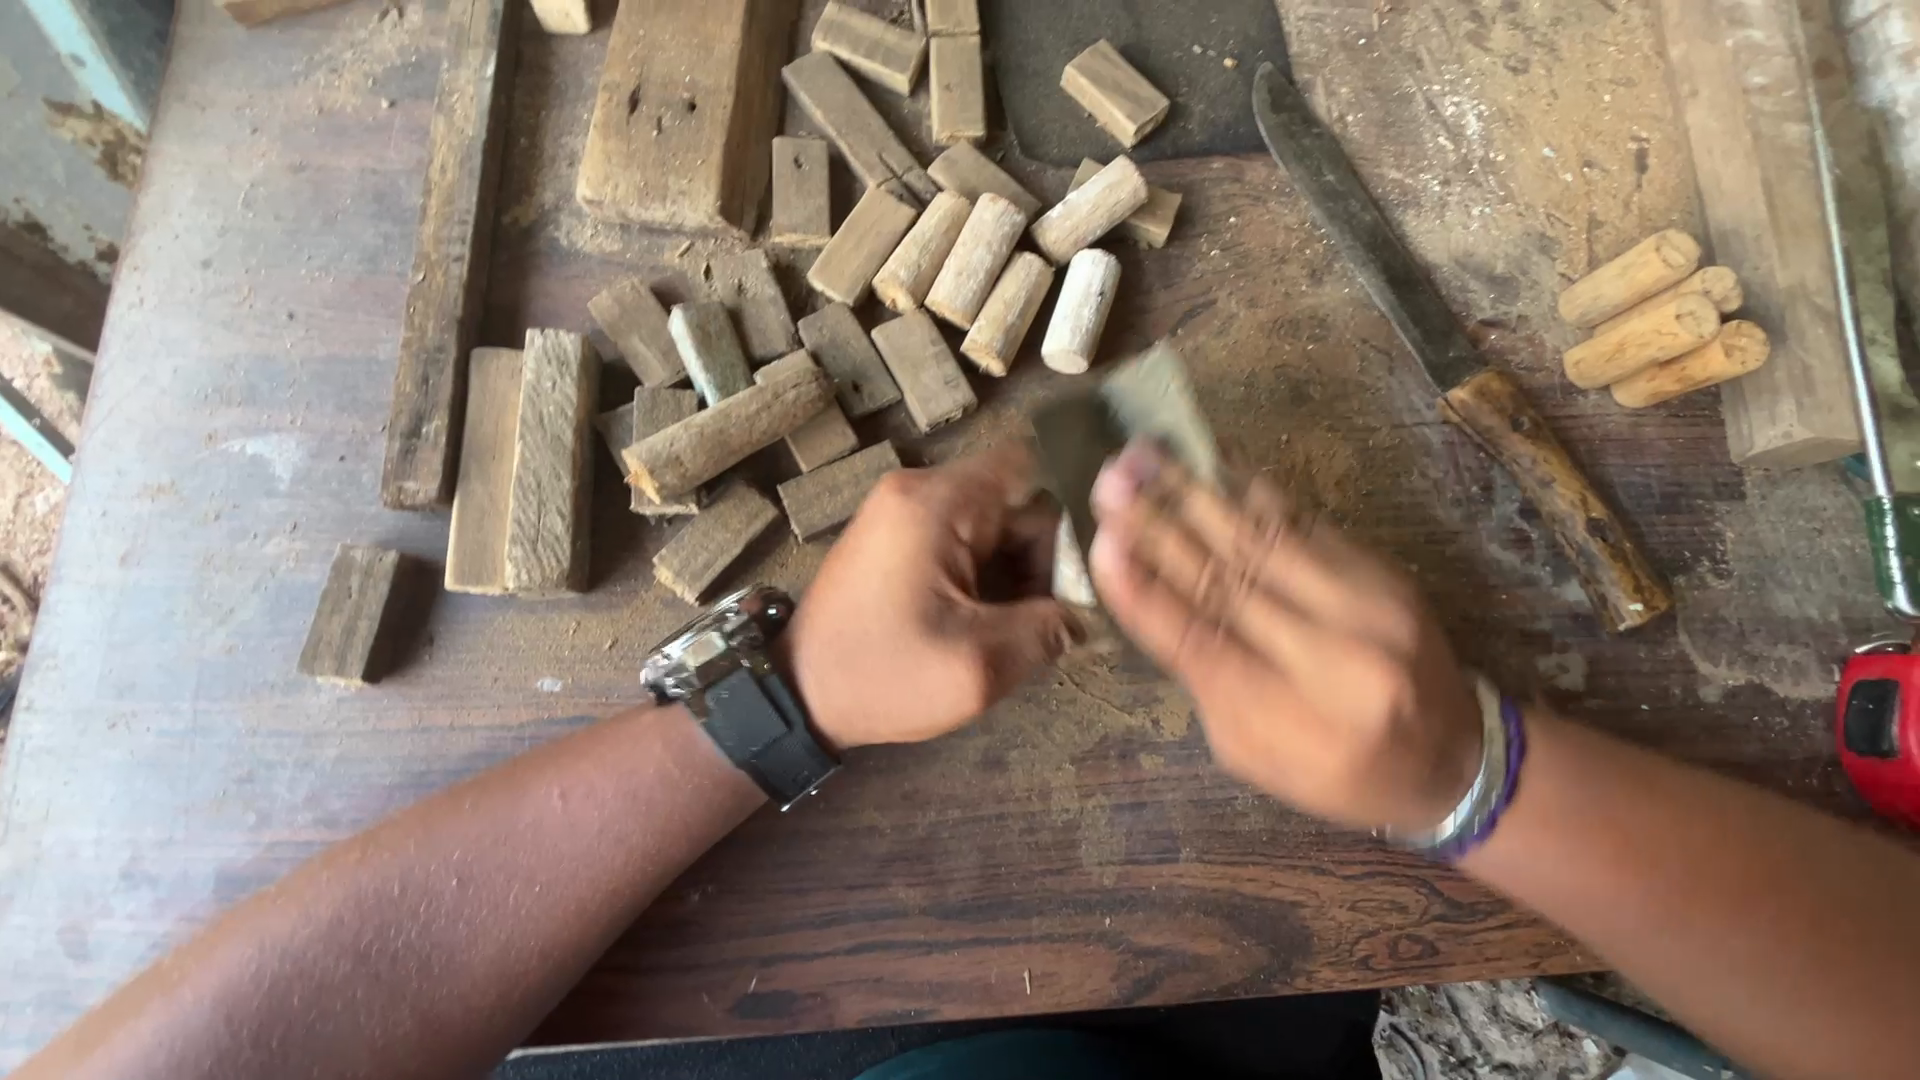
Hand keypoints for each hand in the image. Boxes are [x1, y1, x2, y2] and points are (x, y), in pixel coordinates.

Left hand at [782, 443, 1077, 751]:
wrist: (795, 694)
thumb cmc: (882, 677)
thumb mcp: (978, 667)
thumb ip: (1047, 629)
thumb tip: (1083, 613)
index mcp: (937, 502)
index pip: (1030, 464)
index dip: (1071, 504)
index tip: (1090, 560)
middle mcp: (917, 489)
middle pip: (1013, 501)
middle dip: (1039, 558)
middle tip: (1043, 619)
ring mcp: (902, 510)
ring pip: (991, 524)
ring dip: (1012, 572)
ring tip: (1007, 629)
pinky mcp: (895, 536)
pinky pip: (961, 539)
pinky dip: (982, 575)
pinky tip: (980, 620)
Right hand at [1086, 440, 1481, 830]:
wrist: (1457, 758)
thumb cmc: (1335, 770)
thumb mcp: (1252, 750)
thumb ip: (1204, 678)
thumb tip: (1149, 597)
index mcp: (1295, 716)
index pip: (1201, 642)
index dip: (1145, 591)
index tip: (1101, 542)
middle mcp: (1338, 651)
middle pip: (1228, 577)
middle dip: (1160, 524)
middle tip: (1111, 480)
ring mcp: (1368, 600)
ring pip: (1263, 536)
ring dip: (1196, 491)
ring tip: (1146, 455)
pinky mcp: (1379, 568)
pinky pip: (1300, 520)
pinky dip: (1245, 489)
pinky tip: (1208, 461)